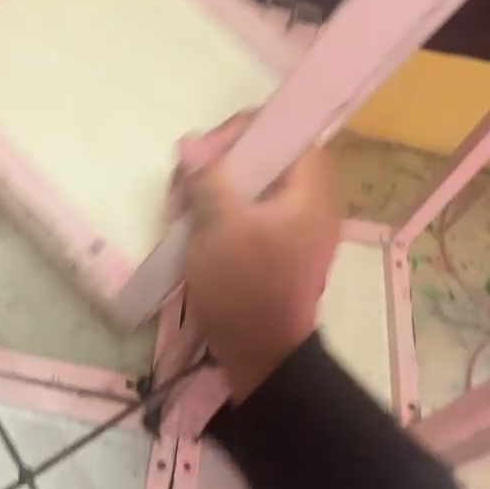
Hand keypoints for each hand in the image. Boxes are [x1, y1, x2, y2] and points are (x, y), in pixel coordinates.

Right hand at [176, 114, 340, 401]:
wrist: (261, 357)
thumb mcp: (219, 227)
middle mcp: (310, 201)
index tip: (207, 152)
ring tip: (179, 207)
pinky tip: (191, 222)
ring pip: (251, 182)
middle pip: (265, 155)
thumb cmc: (244, 288)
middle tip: (183, 184)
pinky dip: (220, 207)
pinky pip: (248, 207)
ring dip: (213, 185)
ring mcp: (293, 224)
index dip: (246, 131)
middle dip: (219, 162)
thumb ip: (208, 178)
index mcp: (310, 191)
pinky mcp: (276, 244)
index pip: (288, 132)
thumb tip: (191, 142)